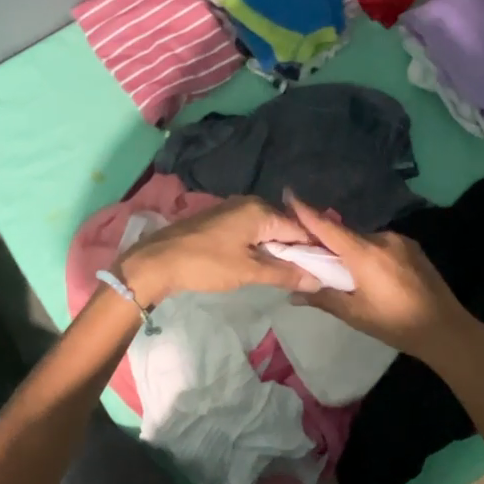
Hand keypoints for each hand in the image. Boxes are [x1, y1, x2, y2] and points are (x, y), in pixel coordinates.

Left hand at [117, 196, 320, 303]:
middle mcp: (250, 203)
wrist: (157, 261)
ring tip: (287, 275)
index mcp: (260, 211)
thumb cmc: (206, 264)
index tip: (325, 271)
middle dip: (295, 251)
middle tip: (307, 277)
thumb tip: (319, 280)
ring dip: (277, 251)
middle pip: (284, 228)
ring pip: (267, 231)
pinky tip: (262, 265)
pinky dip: (260, 248)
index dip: (313, 251)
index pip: (300, 229)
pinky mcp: (221, 221)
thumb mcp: (248, 271)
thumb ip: (285, 274)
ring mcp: (233, 211)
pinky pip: (251, 232)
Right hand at [283, 193, 483, 367]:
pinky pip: (383, 245)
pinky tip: (375, 275)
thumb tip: (293, 294)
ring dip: (354, 252)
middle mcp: (382, 238)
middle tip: (317, 258)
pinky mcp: (414, 248)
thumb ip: (324, 298)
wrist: (444, 328)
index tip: (290, 194)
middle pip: (347, 235)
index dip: (306, 211)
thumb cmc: (395, 323)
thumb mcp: (355, 314)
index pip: (328, 227)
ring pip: (366, 241)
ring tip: (351, 275)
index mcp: (364, 253)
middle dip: (330, 243)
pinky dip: (371, 254)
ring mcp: (400, 241)